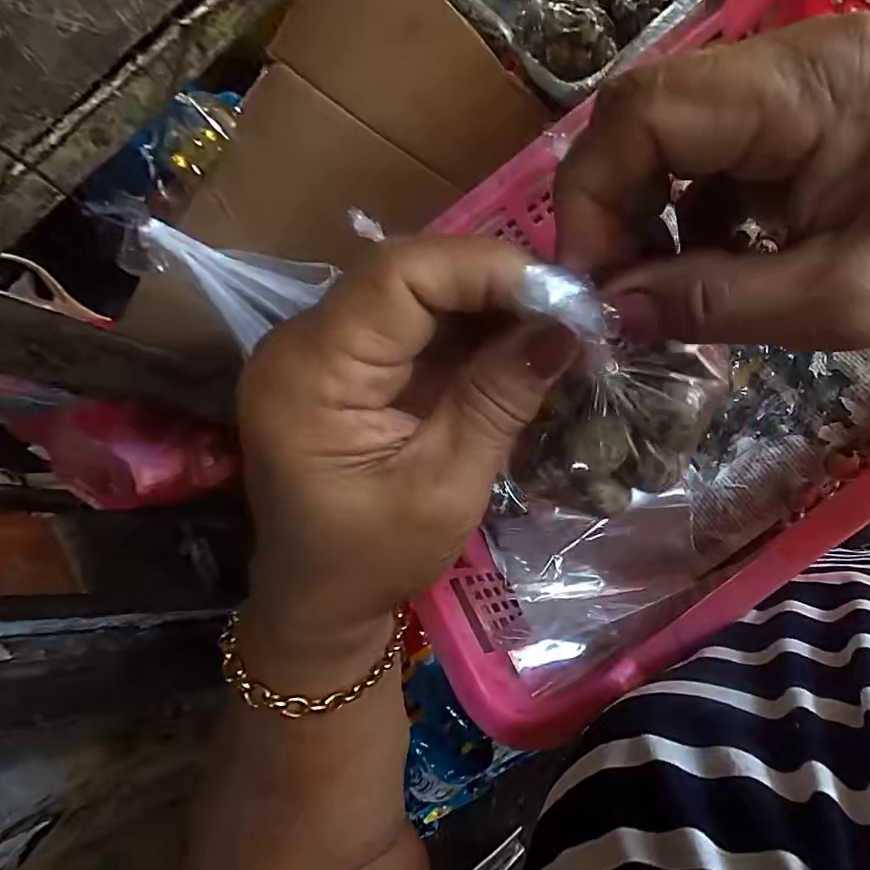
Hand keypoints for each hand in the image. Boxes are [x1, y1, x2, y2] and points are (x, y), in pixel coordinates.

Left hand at [234, 235, 574, 672]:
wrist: (319, 601)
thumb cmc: (375, 561)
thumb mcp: (448, 486)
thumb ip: (499, 399)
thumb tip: (564, 328)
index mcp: (311, 375)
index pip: (397, 277)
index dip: (483, 269)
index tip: (559, 295)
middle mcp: (302, 344)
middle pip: (405, 274)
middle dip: (494, 282)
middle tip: (568, 307)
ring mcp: (319, 349)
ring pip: (414, 292)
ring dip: (487, 302)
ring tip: (552, 321)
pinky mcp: (344, 363)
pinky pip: (411, 323)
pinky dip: (468, 327)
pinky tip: (514, 339)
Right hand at [556, 12, 869, 348]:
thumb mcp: (834, 303)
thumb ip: (714, 303)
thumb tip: (612, 311)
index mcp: (815, 82)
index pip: (651, 107)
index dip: (595, 192)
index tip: (588, 279)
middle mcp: (792, 60)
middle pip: (646, 114)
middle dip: (611, 207)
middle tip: (613, 289)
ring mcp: (788, 86)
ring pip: (663, 139)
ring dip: (641, 215)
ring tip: (654, 285)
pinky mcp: (787, 121)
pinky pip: (699, 162)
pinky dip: (678, 219)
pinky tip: (700, 265)